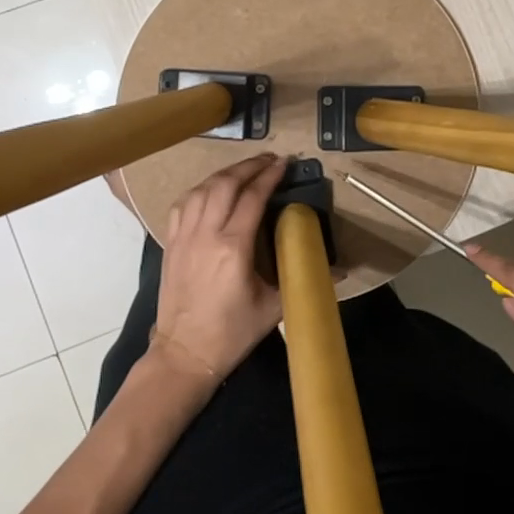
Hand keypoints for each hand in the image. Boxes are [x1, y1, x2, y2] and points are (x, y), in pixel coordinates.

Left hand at [154, 154, 285, 380]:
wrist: (184, 354)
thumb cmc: (232, 333)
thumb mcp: (273, 308)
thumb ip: (302, 280)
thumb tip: (342, 272)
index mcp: (233, 247)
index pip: (252, 197)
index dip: (269, 176)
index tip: (284, 164)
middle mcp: (205, 234)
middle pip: (225, 184)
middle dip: (248, 166)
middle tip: (269, 160)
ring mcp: (184, 236)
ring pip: (202, 188)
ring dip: (225, 174)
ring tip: (244, 170)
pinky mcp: (171, 243)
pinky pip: (183, 203)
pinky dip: (200, 189)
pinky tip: (211, 190)